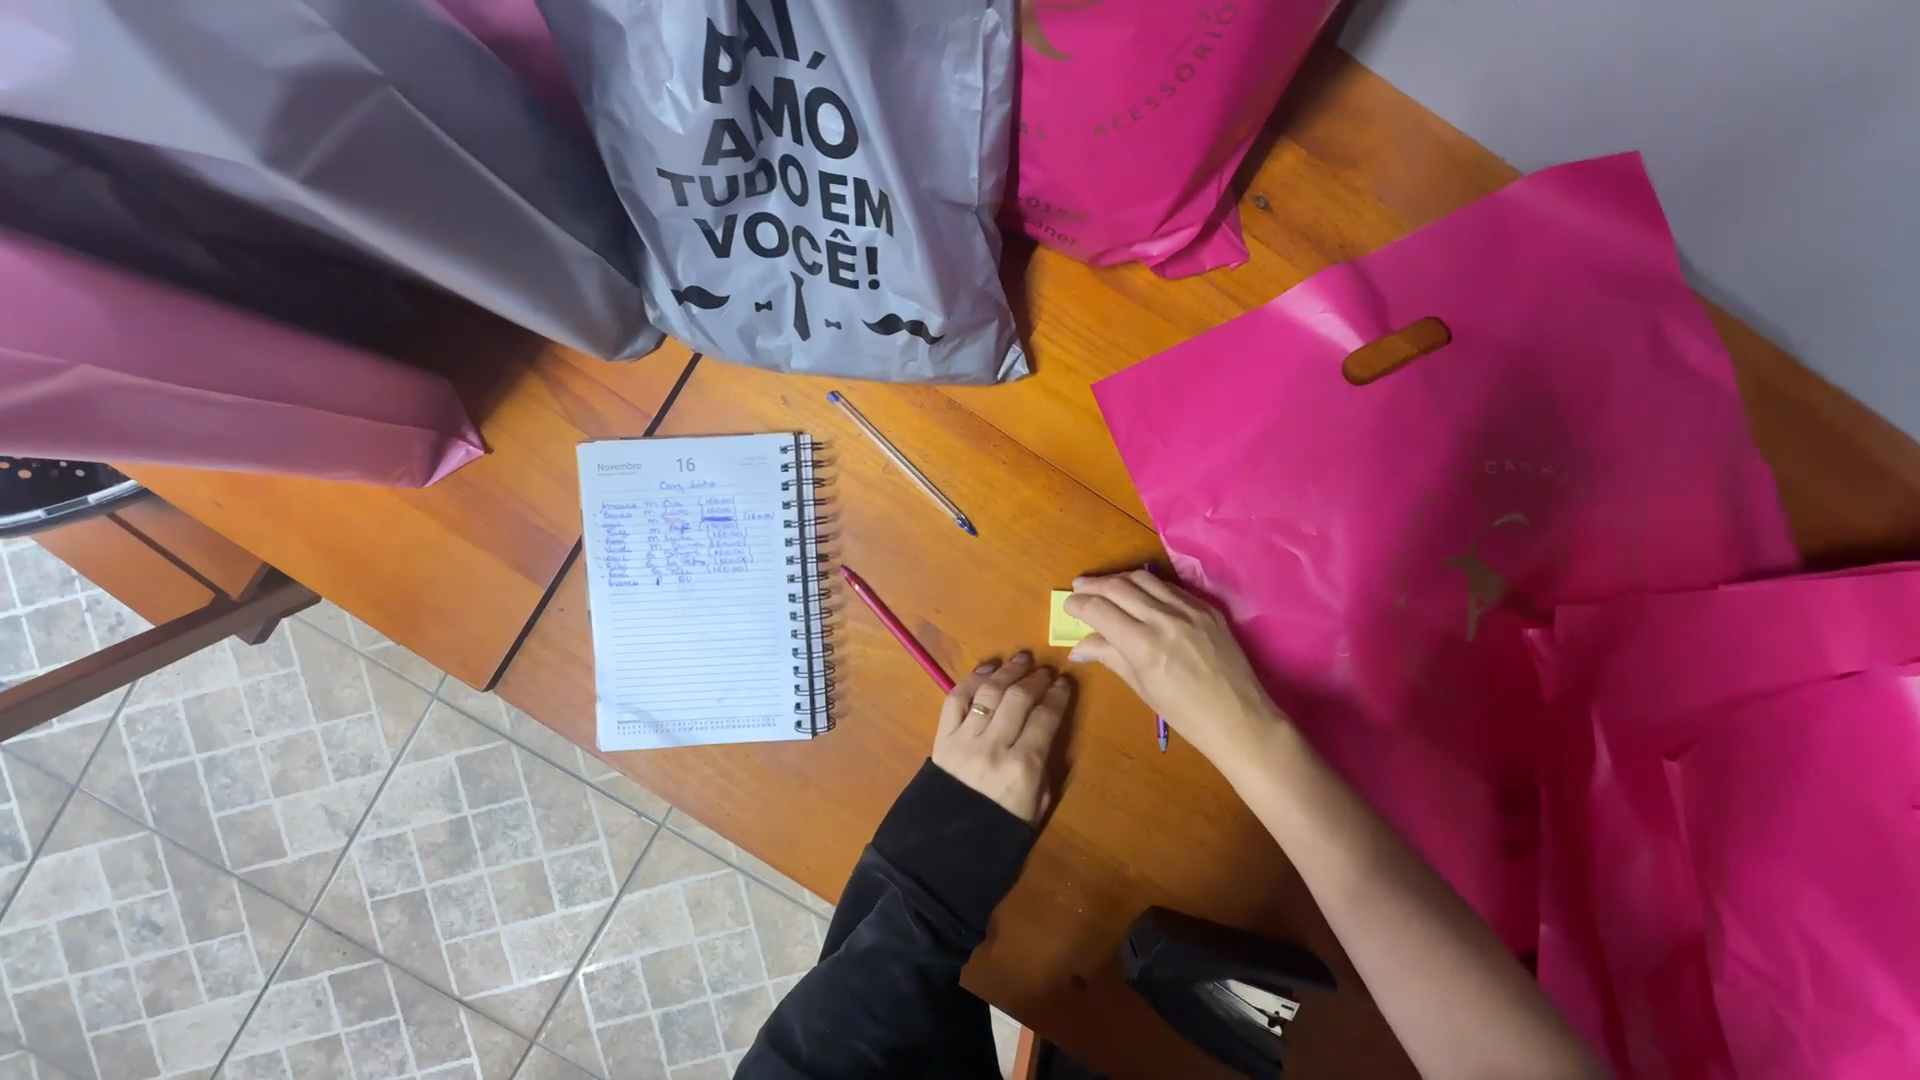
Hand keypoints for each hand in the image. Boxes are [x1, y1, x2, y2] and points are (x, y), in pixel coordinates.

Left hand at [933, 652, 1070, 824]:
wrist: (949, 848)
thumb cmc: (1001, 829)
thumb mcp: (1038, 805)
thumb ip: (1045, 766)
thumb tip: (1049, 729)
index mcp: (1024, 768)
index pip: (1045, 718)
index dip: (1058, 695)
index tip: (1065, 681)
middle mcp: (994, 747)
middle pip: (1018, 698)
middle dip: (1036, 678)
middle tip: (1045, 668)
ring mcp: (965, 740)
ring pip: (989, 692)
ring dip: (1007, 670)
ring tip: (1021, 659)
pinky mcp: (942, 738)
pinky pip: (955, 698)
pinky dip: (971, 678)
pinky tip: (987, 668)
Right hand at [1064, 571, 1285, 761]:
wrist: (1239, 717)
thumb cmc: (1185, 714)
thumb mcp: (1141, 687)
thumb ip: (1110, 656)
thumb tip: (1079, 645)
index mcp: (1144, 645)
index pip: (1099, 610)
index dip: (1078, 604)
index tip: (1068, 605)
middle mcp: (1164, 619)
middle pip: (1118, 587)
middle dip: (1093, 585)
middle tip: (1078, 586)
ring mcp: (1189, 609)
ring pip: (1144, 579)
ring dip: (1118, 578)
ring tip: (1103, 584)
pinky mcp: (1207, 607)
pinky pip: (1169, 587)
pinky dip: (1148, 585)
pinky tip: (1139, 591)